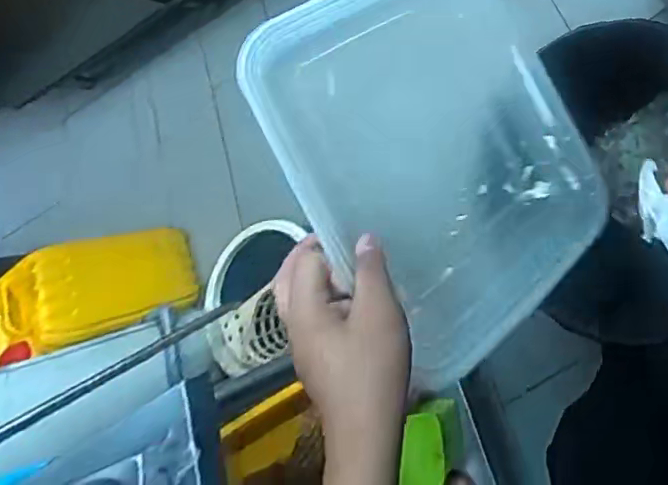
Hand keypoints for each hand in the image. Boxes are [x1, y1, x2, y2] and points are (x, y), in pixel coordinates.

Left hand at [273, 233, 409, 475]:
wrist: (367, 432)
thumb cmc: (372, 367)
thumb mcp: (379, 311)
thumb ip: (370, 270)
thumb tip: (363, 239)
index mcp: (303, 312)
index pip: (303, 262)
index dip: (326, 243)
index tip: (352, 235)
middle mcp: (295, 327)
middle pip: (289, 280)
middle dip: (310, 255)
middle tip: (340, 242)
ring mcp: (304, 346)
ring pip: (299, 299)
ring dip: (319, 277)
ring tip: (352, 267)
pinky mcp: (318, 359)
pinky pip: (313, 316)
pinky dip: (327, 297)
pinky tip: (357, 301)